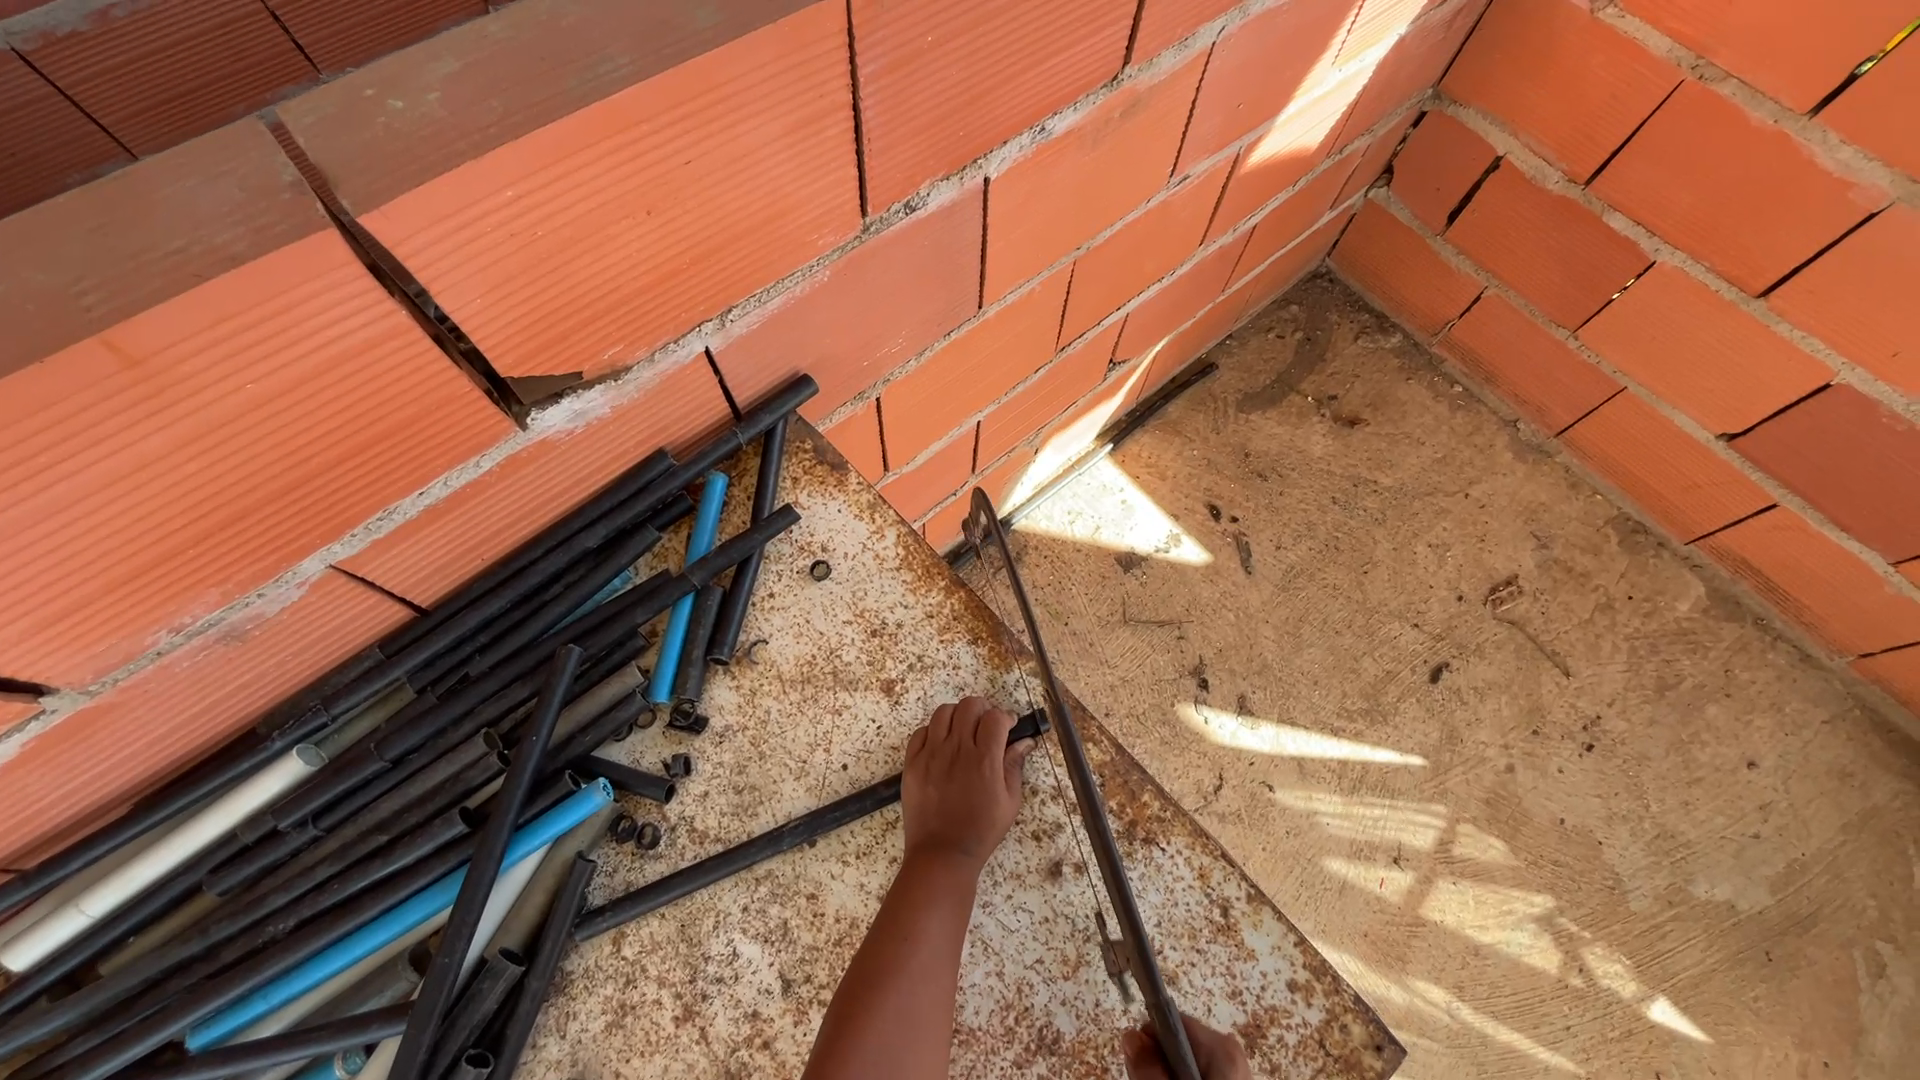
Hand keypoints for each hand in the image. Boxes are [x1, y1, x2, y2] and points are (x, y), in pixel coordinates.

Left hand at [901, 697, 1036, 875]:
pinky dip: (934, 731)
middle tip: (987, 724)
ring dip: (958, 715)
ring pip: (943, 712)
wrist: (942, 853)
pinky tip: (942, 744)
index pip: (995, 718)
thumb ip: (1015, 766)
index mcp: (984, 760)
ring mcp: (931, 754)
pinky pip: (921, 732)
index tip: (1009, 725)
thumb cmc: (981, 831)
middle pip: (969, 706)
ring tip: (963, 730)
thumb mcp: (1009, 802)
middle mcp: (957, 750)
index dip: (1005, 716)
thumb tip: (1024, 741)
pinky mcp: (912, 763)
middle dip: (983, 709)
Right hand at [1121, 1014, 1251, 1079]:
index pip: (1169, 1022)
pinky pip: (1197, 1078)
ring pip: (1185, 1066)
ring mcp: (1235, 1072)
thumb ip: (1148, 1070)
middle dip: (1160, 1068)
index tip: (1143, 1072)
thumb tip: (1130, 1036)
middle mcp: (1231, 1052)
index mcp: (1220, 1047)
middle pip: (1176, 1045)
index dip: (1150, 1045)